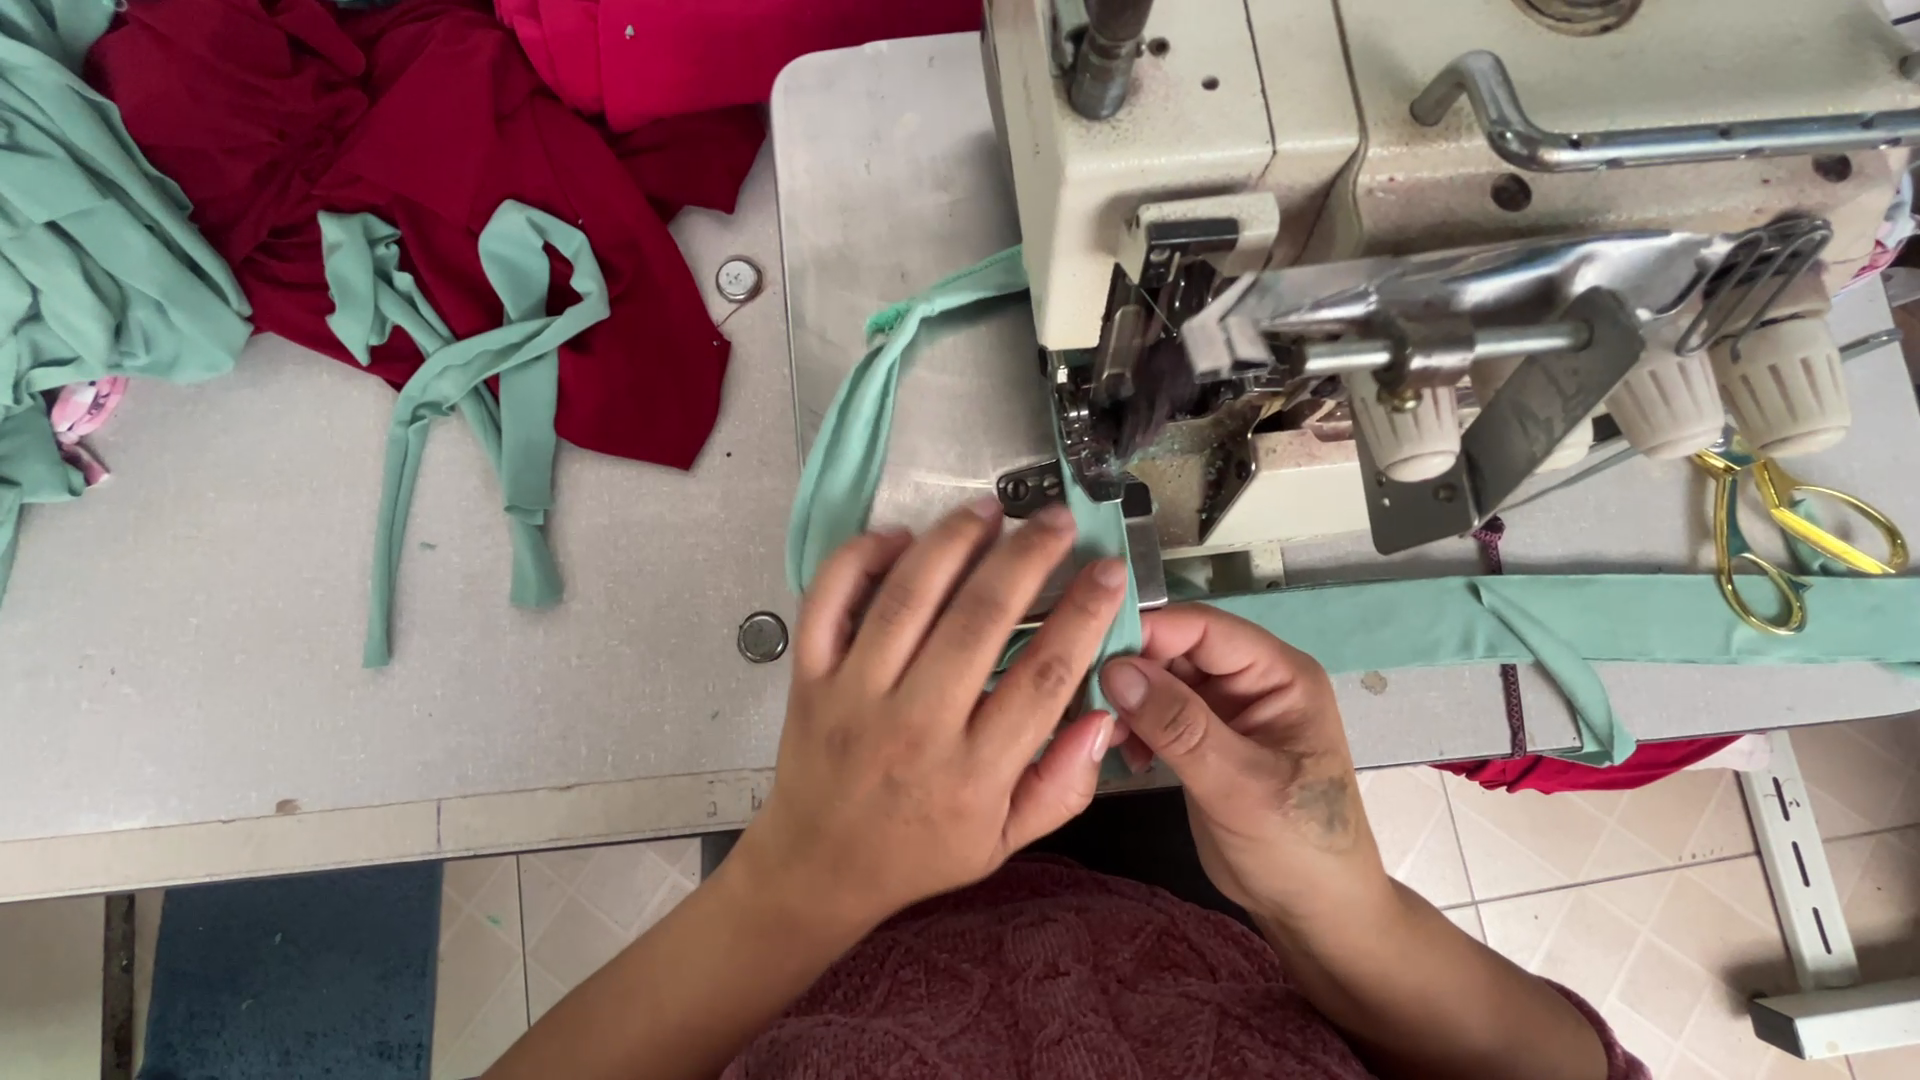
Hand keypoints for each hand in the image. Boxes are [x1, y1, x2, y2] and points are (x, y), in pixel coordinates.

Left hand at [731, 498, 1129, 933]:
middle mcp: (915, 725)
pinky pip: (829, 600)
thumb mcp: (1006, 841)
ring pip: (909, 597)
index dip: (1085, 613)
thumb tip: (1107, 714)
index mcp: (973, 771)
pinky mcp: (809, 677)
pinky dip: (861, 557)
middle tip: (1055, 520)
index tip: (1107, 570)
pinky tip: (899, 536)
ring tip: (988, 509)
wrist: (818, 868)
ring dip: (953, 541)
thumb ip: (1063, 785)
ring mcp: (854, 695)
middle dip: (1028, 556)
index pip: (1043, 675)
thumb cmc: (919, 852)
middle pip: (981, 619)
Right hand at [1098, 605, 1392, 927]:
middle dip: (1131, 669)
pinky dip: (1134, 725)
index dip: (1148, 632)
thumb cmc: (1297, 847)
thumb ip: (1179, 726)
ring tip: (1106, 735)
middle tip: (1087, 700)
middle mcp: (1250, 680)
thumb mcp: (1239, 785)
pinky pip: (1157, 711)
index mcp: (1278, 674)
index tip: (1091, 651)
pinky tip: (1126, 754)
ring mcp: (1224, 709)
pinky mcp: (1201, 737)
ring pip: (1160, 679)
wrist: (1312, 912)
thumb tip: (1116, 669)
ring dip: (1128, 700)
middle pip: (1176, 649)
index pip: (1203, 628)